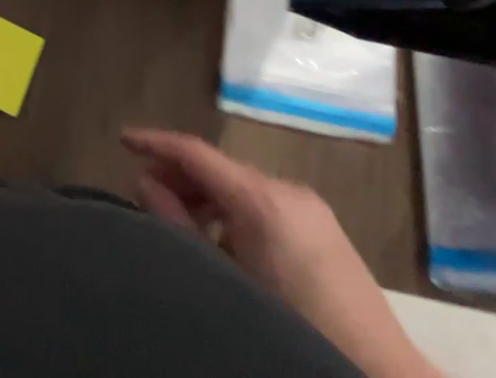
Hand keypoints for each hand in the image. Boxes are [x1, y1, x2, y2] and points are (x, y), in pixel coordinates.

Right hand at [122, 129, 439, 377]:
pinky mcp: (322, 227)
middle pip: (217, 166)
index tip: (121, 140)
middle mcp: (287, 191)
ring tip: (175, 220)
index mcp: (262, 199)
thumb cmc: (288, 320)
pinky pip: (261, 201)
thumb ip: (177, 223)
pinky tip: (217, 238)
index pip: (195, 152)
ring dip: (203, 193)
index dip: (154, 142)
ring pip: (238, 184)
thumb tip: (144, 182)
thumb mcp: (222, 274)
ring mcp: (309, 208)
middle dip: (177, 174)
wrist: (374, 369)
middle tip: (142, 193)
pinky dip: (229, 207)